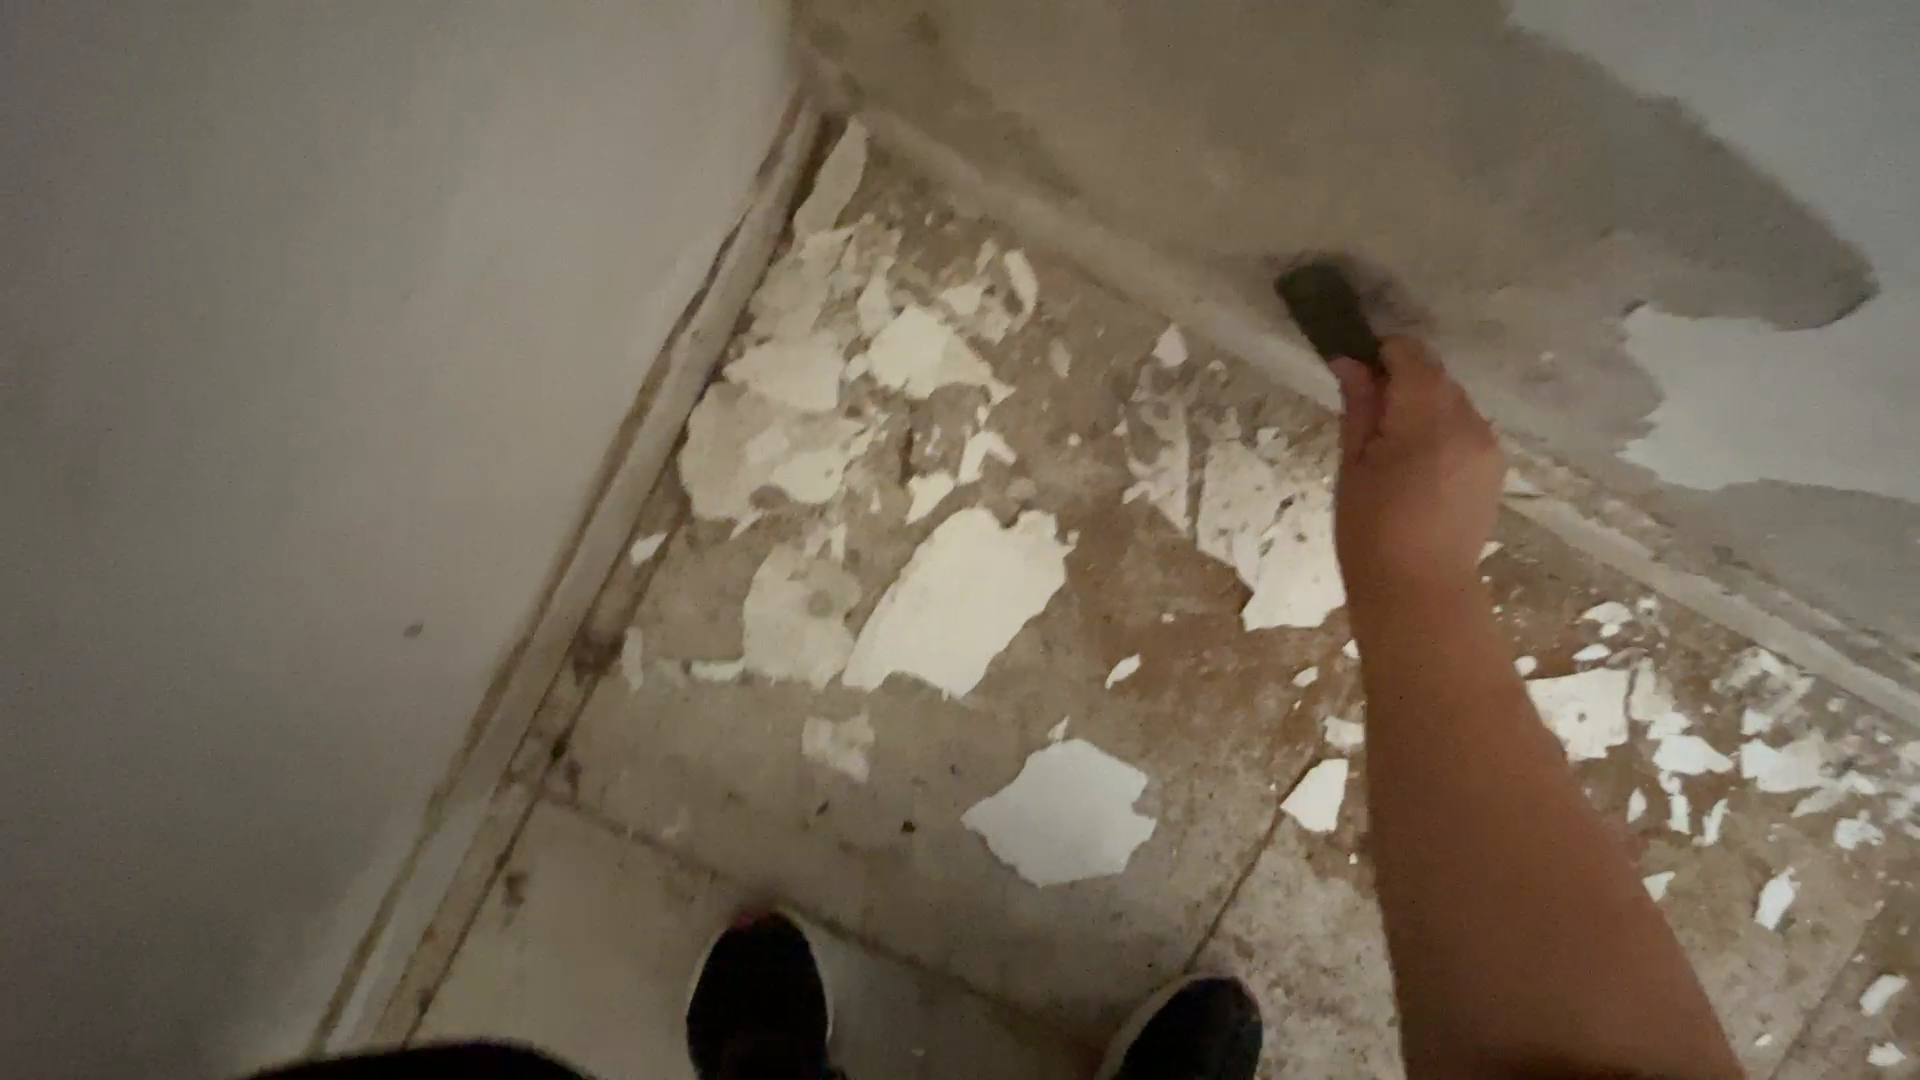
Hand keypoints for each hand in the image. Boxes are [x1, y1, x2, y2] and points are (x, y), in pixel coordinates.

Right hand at [1330, 338, 1503, 608]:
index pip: (1412, 358)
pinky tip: (1412, 463)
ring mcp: (1488, 446)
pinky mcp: (1494, 466)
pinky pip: (1464, 428)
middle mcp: (1469, 425)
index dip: (1382, 353)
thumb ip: (1359, 409)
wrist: (1418, 590)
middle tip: (1363, 411)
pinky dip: (1437, 428)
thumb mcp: (1352, 466)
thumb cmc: (1368, 532)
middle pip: (1435, 377)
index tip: (1354, 366)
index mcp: (1428, 423)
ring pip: (1451, 401)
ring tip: (1387, 444)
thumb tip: (1349, 362)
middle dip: (1400, 381)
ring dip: (1420, 405)